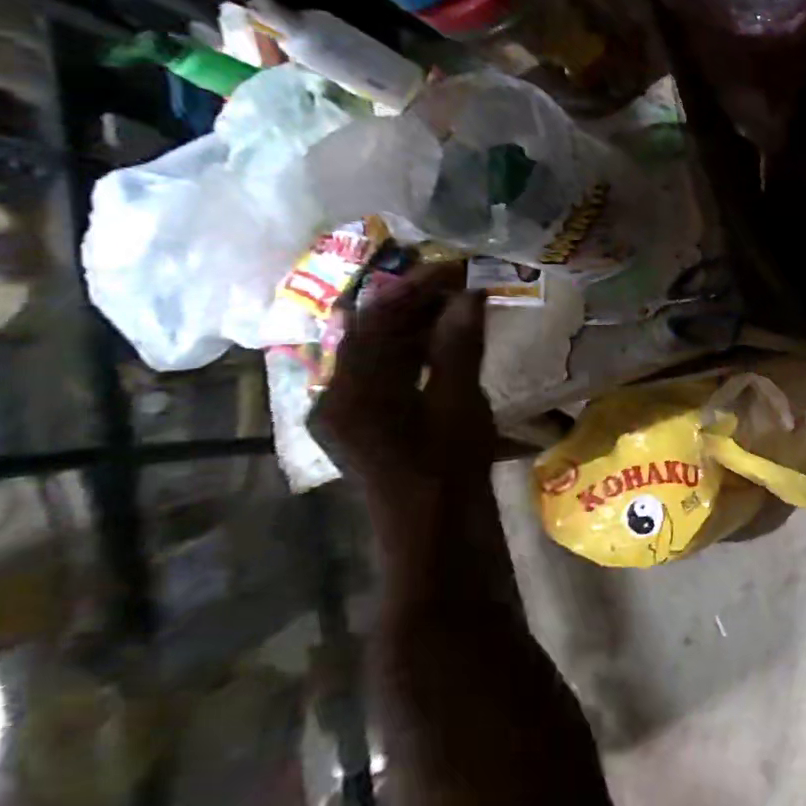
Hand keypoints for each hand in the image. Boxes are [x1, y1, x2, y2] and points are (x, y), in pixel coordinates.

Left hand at [308, 263, 495, 498]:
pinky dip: (418, 352)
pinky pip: (389, 375)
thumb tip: (468, 295)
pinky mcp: (371, 427)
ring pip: (382, 355)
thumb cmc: (446, 473)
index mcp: (348, 393)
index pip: (375, 322)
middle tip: (463, 281)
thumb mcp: (457, 405)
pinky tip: (448, 342)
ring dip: (418, 326)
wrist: (438, 539)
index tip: (456, 267)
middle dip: (417, 305)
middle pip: (373, 336)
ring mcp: (351, 415)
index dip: (415, 289)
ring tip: (460, 304)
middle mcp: (337, 399)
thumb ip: (458, 347)